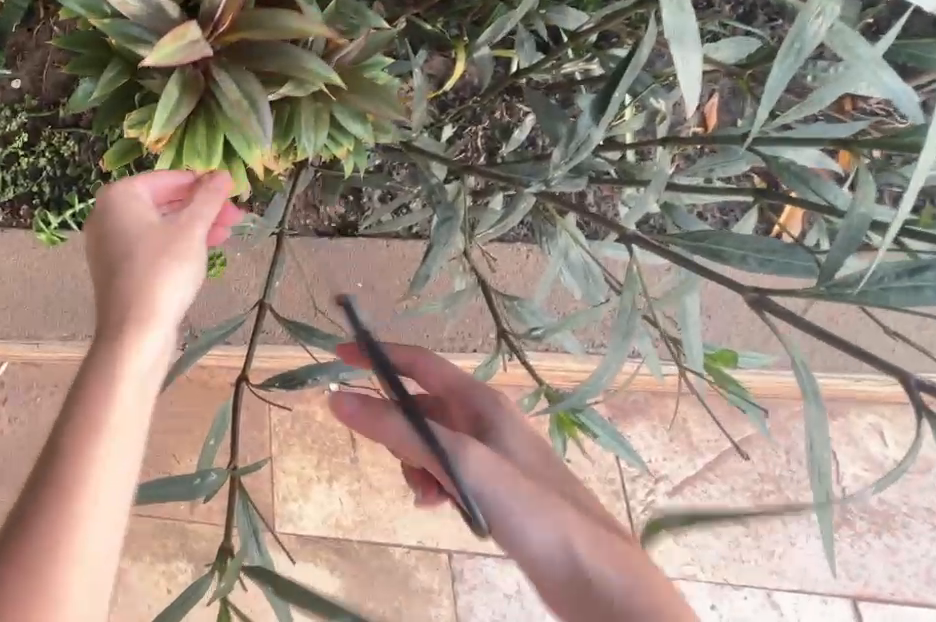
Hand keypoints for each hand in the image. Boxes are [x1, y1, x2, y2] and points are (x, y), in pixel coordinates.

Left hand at [82, 170, 245, 350]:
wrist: (134, 332)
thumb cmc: (162, 271)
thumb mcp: (191, 230)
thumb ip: (208, 198)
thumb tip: (223, 174)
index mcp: (119, 196)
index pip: (168, 178)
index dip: (203, 184)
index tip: (232, 191)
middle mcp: (107, 214)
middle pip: (163, 201)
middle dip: (201, 207)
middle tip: (236, 215)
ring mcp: (108, 242)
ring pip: (159, 224)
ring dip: (194, 226)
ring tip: (228, 233)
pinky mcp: (116, 267)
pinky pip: (150, 245)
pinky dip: (176, 244)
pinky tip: (204, 250)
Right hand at [328, 343, 694, 621]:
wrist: (599, 579)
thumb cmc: (531, 507)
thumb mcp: (457, 462)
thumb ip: (397, 429)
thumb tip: (336, 398)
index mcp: (480, 401)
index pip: (418, 361)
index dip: (377, 355)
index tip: (337, 357)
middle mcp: (485, 420)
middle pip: (419, 405)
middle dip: (395, 427)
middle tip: (390, 454)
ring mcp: (492, 456)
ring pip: (429, 442)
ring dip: (414, 461)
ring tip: (424, 494)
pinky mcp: (497, 490)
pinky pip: (446, 471)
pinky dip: (433, 483)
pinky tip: (438, 506)